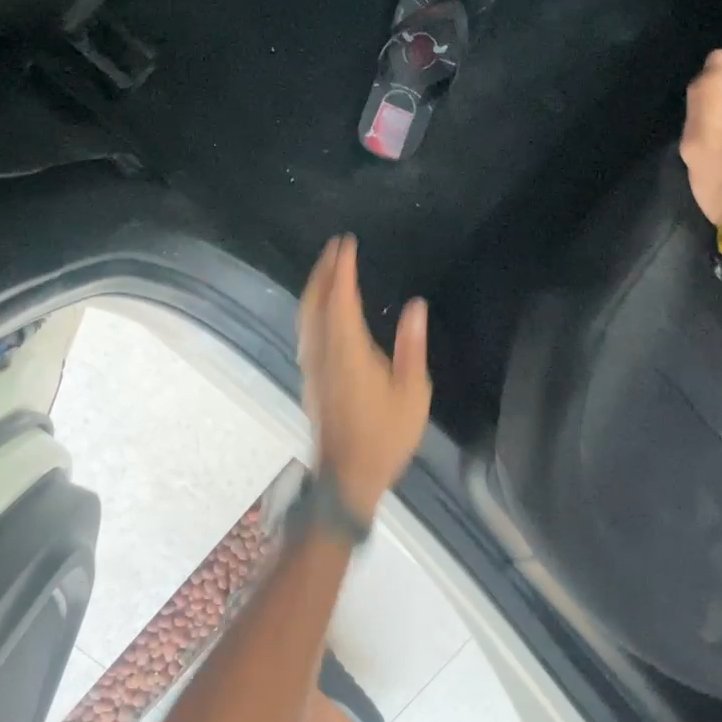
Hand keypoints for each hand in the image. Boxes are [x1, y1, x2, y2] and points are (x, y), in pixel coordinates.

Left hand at [295, 236, 431, 519]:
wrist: (347, 477)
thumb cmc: (385, 436)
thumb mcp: (412, 393)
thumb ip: (411, 347)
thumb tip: (415, 306)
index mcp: (347, 351)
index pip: (340, 300)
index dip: (342, 270)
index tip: (346, 244)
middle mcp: (322, 353)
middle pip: (315, 303)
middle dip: (324, 272)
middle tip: (335, 248)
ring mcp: (312, 368)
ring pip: (305, 318)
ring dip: (315, 289)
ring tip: (327, 271)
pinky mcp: (310, 380)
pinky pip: (306, 332)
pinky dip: (312, 310)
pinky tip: (321, 313)